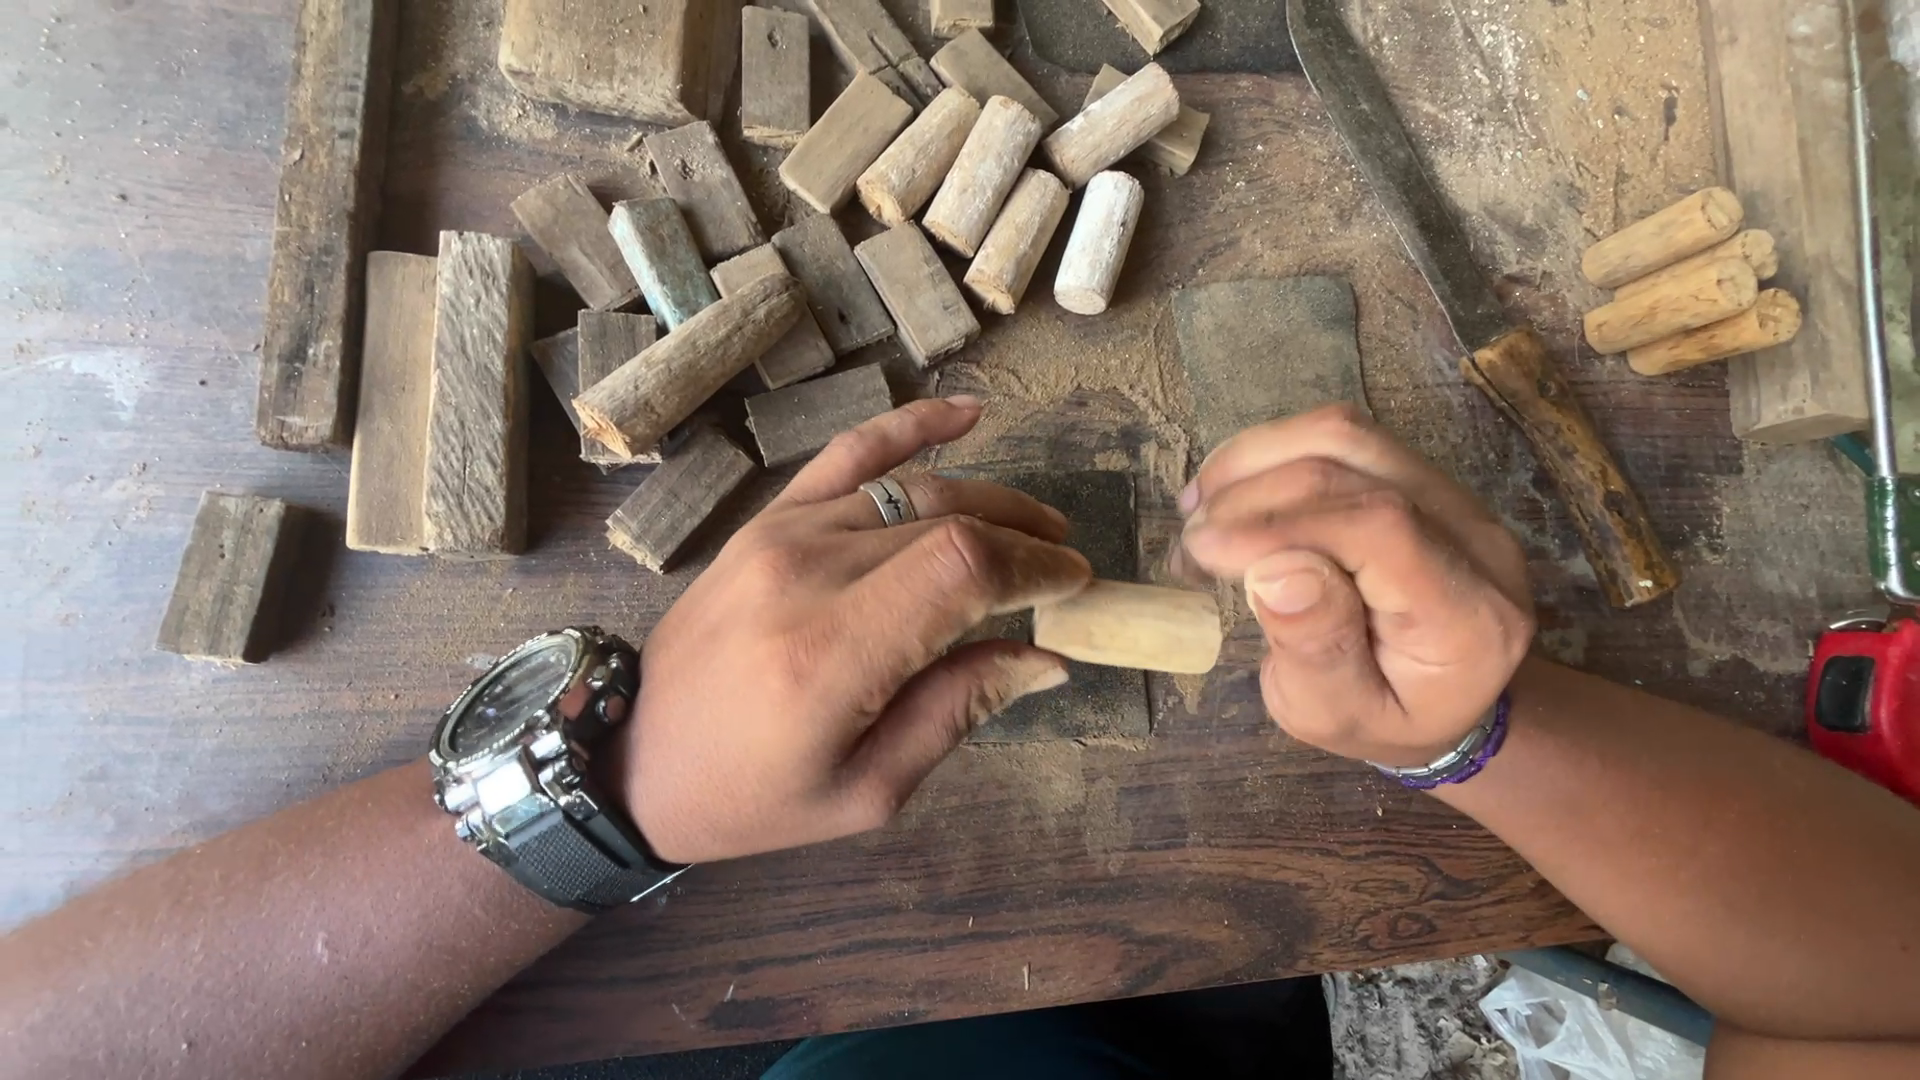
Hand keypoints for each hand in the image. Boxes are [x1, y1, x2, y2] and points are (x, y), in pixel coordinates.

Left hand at [611, 397, 1092, 862]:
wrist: (636, 758)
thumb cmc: (753, 796)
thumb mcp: (868, 788)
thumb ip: (958, 709)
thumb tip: (1046, 657)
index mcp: (832, 652)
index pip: (962, 569)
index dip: (1032, 567)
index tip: (1071, 586)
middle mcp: (808, 572)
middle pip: (947, 520)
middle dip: (1022, 536)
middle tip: (1063, 563)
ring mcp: (781, 533)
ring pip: (913, 488)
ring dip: (988, 499)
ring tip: (1036, 523)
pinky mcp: (767, 520)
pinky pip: (848, 454)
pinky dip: (910, 426)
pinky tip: (966, 413)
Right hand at [1172, 405, 1534, 766]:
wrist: (1440, 699)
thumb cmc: (1381, 719)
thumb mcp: (1334, 715)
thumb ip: (1315, 649)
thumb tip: (1273, 570)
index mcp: (1465, 615)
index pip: (1377, 527)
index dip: (1278, 524)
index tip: (1202, 551)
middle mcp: (1473, 537)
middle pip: (1350, 468)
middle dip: (1248, 498)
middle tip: (1189, 547)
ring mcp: (1450, 495)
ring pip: (1340, 434)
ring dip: (1250, 462)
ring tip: (1199, 511)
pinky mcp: (1415, 475)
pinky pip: (1335, 436)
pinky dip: (1265, 454)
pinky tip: (1225, 491)